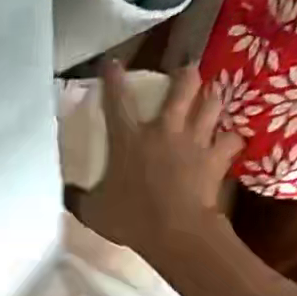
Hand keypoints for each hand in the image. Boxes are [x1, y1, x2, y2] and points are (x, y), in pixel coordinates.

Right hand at [79, 61, 243, 263]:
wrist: (174, 232)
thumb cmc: (130, 219)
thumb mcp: (94, 212)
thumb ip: (79, 199)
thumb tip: (65, 194)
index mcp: (129, 139)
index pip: (117, 100)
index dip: (113, 78)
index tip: (112, 63)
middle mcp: (164, 130)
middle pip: (182, 87)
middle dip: (185, 74)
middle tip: (186, 71)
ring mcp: (194, 141)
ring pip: (212, 103)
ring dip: (212, 98)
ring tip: (211, 99)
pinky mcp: (216, 158)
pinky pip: (231, 139)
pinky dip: (231, 139)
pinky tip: (229, 142)